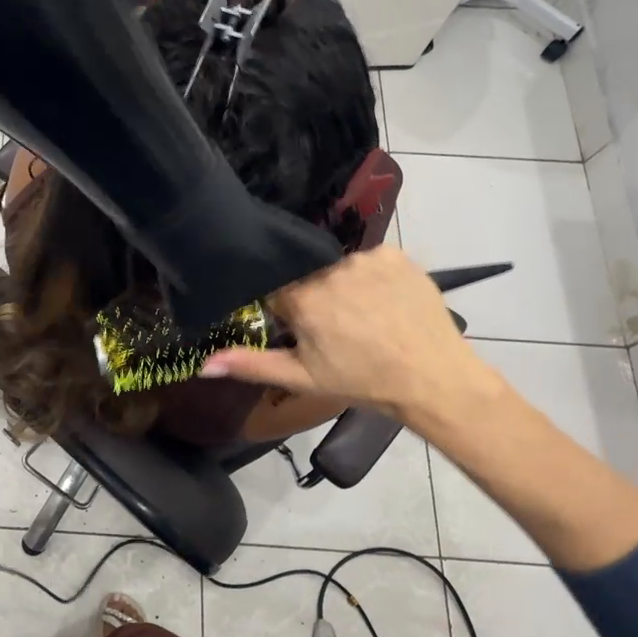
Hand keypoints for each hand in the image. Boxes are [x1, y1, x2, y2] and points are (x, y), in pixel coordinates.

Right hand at [201, 246, 501, 423]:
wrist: (434, 378)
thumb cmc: (363, 382)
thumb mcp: (302, 377)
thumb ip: (250, 364)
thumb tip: (203, 364)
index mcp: (304, 298)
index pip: (275, 289)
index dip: (284, 309)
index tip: (298, 328)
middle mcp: (331, 269)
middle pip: (306, 275)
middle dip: (314, 297)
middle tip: (335, 328)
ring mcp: (366, 259)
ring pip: (337, 267)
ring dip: (341, 285)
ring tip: (362, 316)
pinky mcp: (395, 255)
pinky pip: (368, 260)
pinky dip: (370, 277)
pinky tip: (382, 302)